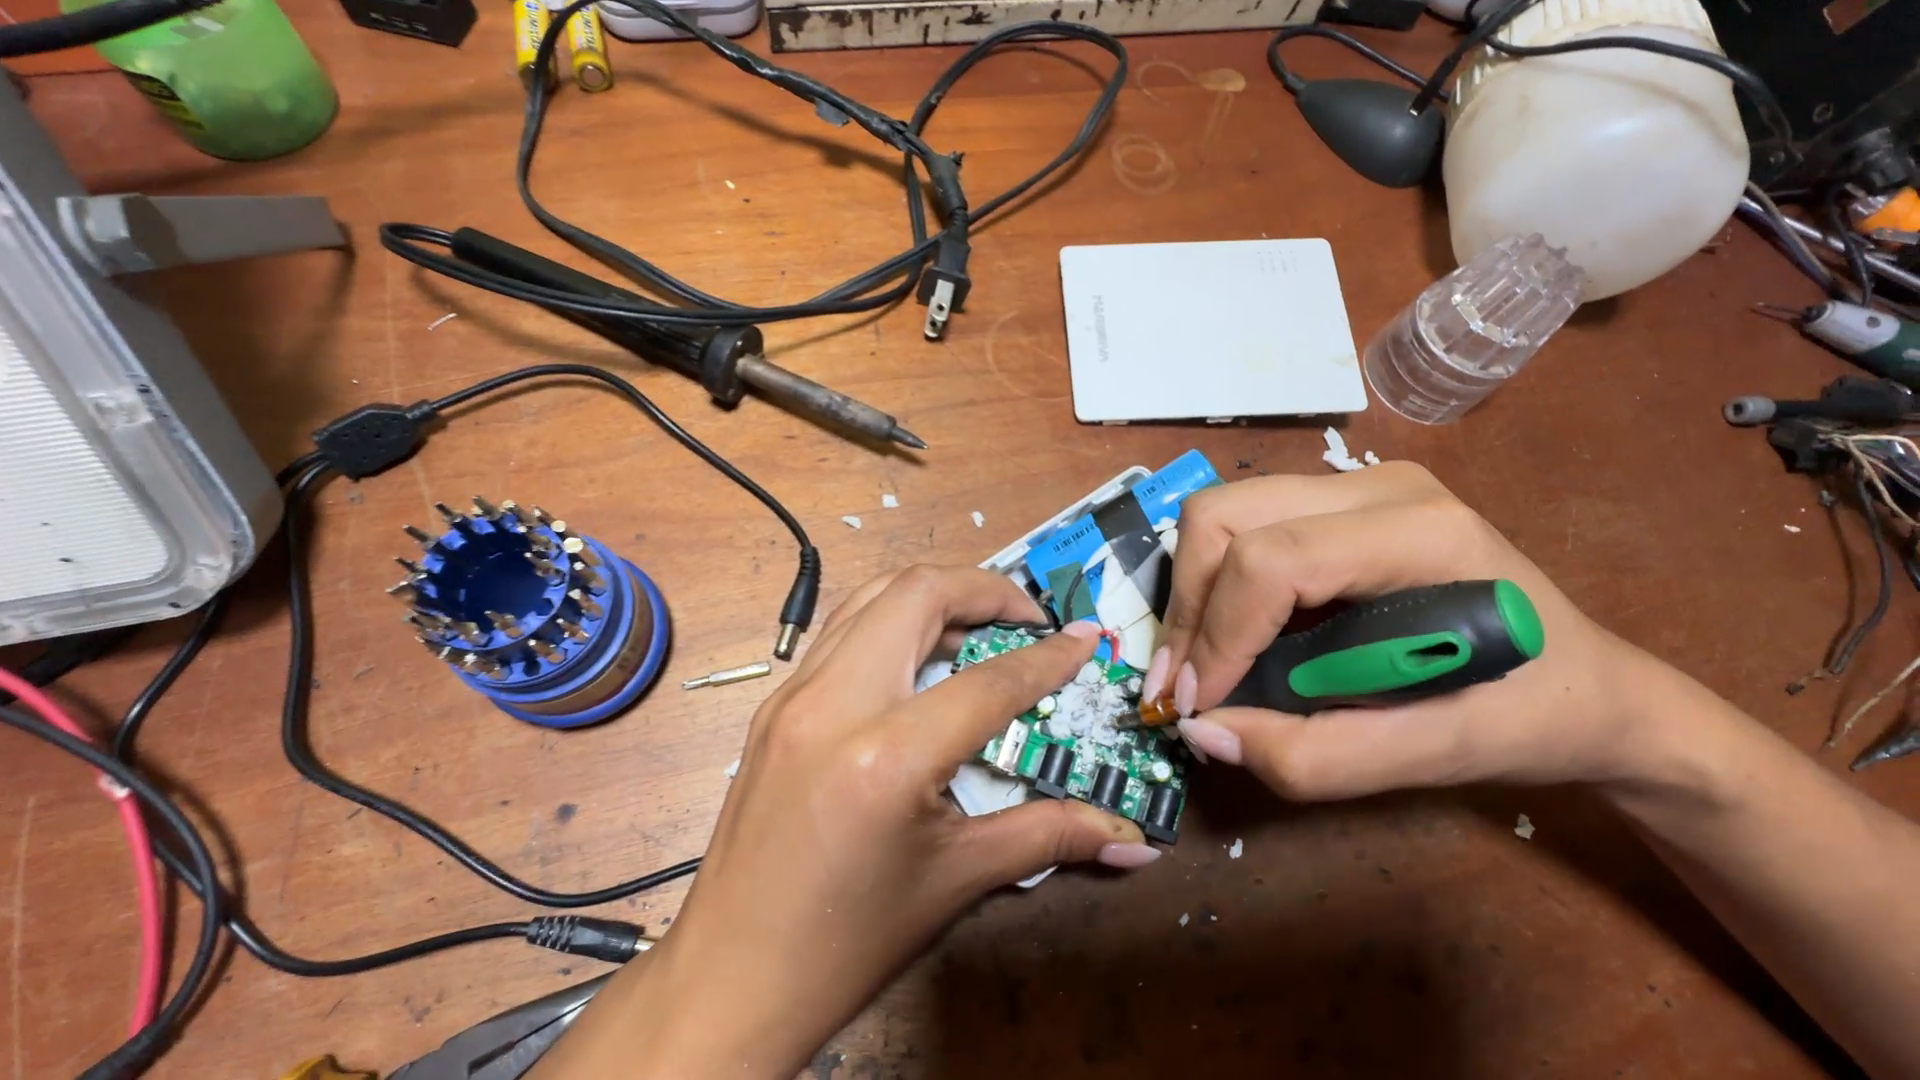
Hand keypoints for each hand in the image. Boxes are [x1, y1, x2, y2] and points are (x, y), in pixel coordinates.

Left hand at [534, 567, 1156, 1079]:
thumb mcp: (956, 880)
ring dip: (931, 598)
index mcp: (885, 755)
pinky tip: (918, 663)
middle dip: (984, 590)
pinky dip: (889, 624)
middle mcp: (832, 703)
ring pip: (868, 599)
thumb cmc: (848, 941)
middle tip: (1029, 620)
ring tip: (979, 630)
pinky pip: (839, 634)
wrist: (732, 976)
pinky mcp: (772, 707)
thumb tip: (1132, 838)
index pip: (986, 681)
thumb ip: (1048, 836)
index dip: (1047, 657)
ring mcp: (791, 697)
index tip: (1086, 642)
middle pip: (915, 594)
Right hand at [1143, 463, 1667, 800]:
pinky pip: (1242, 528)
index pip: (1273, 560)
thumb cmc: (1531, 717)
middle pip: (1225, 516)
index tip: (1196, 706)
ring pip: (1221, 514)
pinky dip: (1215, 585)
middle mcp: (1380, 487)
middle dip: (1189, 606)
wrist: (1590, 684)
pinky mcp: (1338, 504)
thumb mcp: (1437, 757)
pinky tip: (1230, 637)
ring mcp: (1357, 487)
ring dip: (1194, 594)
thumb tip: (1201, 732)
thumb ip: (1317, 757)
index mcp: (1422, 533)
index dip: (1218, 635)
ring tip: (1200, 664)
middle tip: (1184, 684)